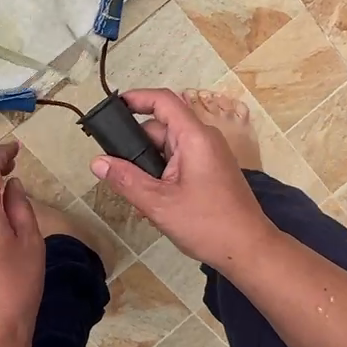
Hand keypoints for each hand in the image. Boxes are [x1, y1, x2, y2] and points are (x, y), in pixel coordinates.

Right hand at [90, 89, 278, 269]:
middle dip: (136, 146)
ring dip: (149, 165)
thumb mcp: (159, 203)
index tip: (112, 107)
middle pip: (162, 127)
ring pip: (168, 147)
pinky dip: (163, 173)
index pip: (163, 100)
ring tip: (133, 193)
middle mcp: (204, 138)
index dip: (137, 97)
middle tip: (114, 170)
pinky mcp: (211, 170)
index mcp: (194, 136)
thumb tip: (97, 162)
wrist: (249, 248)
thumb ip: (126, 180)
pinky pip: (180, 161)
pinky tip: (152, 200)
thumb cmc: (207, 224)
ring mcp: (209, 154)